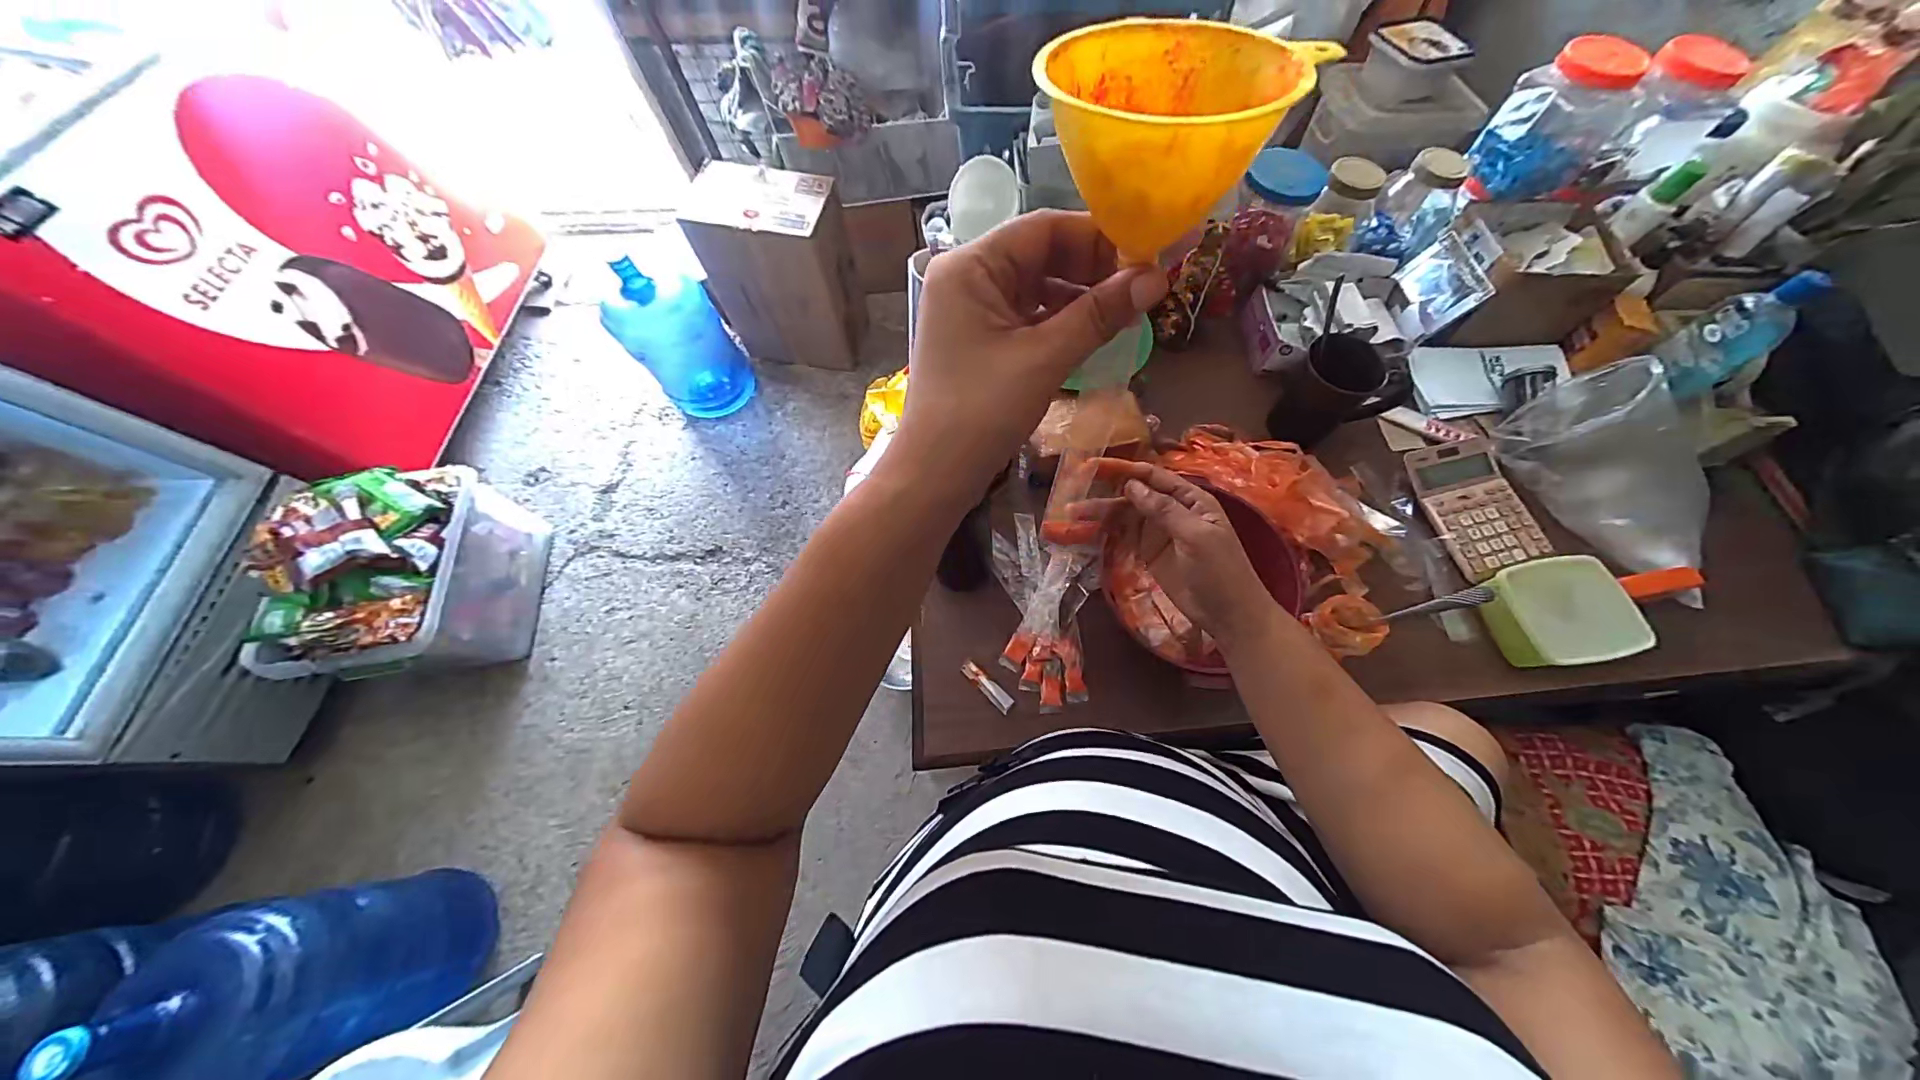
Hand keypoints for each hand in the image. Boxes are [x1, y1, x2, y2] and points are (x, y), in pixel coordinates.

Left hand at [888, 211, 1166, 499]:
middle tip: (1142, 289)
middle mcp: (965, 278)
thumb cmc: (982, 412)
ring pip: (1035, 288)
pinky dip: (1059, 322)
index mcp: (970, 266)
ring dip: (1079, 298)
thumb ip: (1099, 314)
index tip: (1146, 256)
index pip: (1043, 229)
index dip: (1098, 237)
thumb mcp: (1044, 358)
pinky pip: (1025, 316)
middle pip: (1039, 255)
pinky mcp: (977, 340)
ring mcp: (969, 311)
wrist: (935, 473)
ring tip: (1125, 314)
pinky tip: (1093, 334)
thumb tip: (1157, 278)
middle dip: (1092, 269)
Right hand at [1090, 459, 1284, 649]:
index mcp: (1191, 499)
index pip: (1154, 477)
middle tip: (1074, 491)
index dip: (1125, 470)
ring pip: (1124, 516)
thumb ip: (1164, 509)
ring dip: (1099, 514)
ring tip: (1072, 513)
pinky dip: (1104, 533)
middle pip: (1133, 496)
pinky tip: (1084, 531)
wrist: (1230, 615)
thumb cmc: (1221, 571)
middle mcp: (1171, 511)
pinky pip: (1122, 538)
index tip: (1096, 466)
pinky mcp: (1147, 554)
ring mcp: (1158, 533)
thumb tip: (1132, 485)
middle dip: (1105, 493)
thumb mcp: (1196, 535)